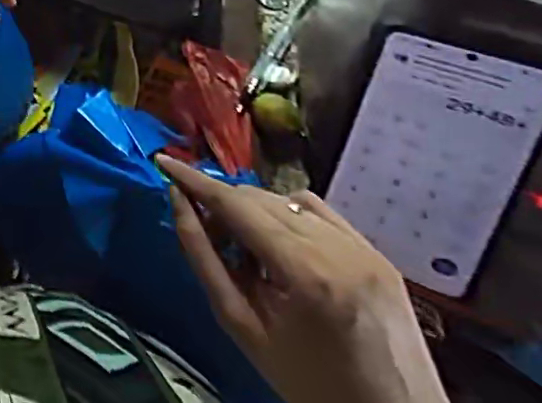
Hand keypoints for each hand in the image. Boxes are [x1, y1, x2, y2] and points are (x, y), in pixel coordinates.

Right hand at [159, 155, 448, 402]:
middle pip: (257, 197)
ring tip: (244, 243)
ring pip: (285, 199)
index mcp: (304, 270)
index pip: (234, 204)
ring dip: (252, 208)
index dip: (193, 179)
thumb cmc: (307, 380)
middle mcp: (338, 249)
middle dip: (221, 201)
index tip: (163, 160)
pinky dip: (288, 212)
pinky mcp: (379, 255)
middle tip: (202, 224)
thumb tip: (177, 199)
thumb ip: (201, 254)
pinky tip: (280, 241)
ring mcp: (365, 250)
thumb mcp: (238, 321)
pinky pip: (318, 211)